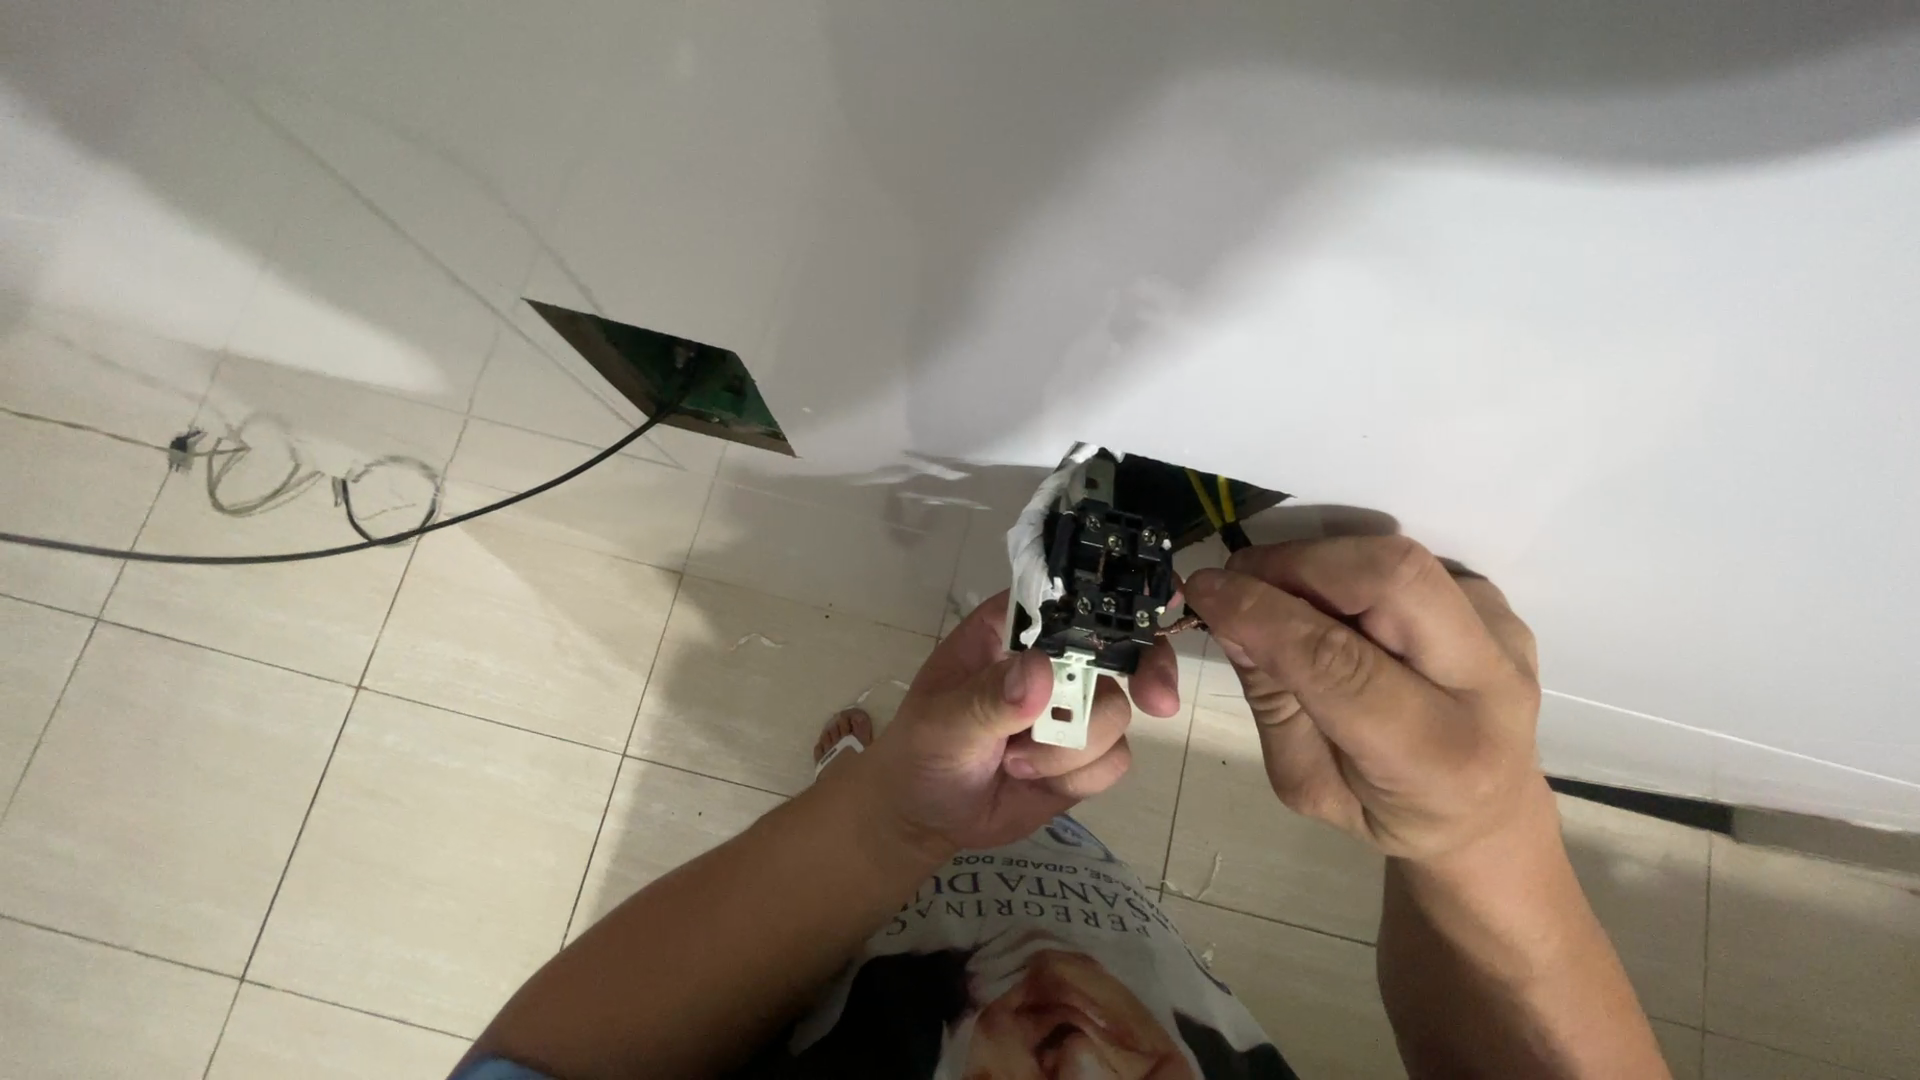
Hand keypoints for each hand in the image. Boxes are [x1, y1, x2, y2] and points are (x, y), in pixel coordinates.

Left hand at [855, 591, 1182, 854]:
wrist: (927, 815)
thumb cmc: (923, 748)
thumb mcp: (943, 721)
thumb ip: (989, 697)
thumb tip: (1040, 673)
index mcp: (1012, 630)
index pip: (1068, 598)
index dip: (1113, 597)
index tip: (1153, 606)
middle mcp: (1051, 661)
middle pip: (1119, 648)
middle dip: (1145, 670)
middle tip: (1158, 700)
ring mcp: (1073, 708)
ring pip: (1117, 712)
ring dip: (1069, 748)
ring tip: (1015, 760)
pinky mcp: (1085, 754)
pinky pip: (1114, 759)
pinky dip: (1077, 777)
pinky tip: (1031, 780)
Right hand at [1182, 536, 1543, 862]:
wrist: (1484, 813)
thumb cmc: (1385, 811)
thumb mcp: (1305, 782)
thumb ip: (1269, 698)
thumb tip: (1228, 615)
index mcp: (1435, 755)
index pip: (1336, 661)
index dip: (1260, 614)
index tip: (1203, 591)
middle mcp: (1487, 684)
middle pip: (1392, 577)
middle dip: (1297, 563)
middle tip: (1241, 579)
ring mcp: (1501, 634)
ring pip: (1398, 558)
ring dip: (1316, 562)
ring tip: (1277, 594)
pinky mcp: (1495, 604)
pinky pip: (1405, 564)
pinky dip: (1346, 571)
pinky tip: (1330, 609)